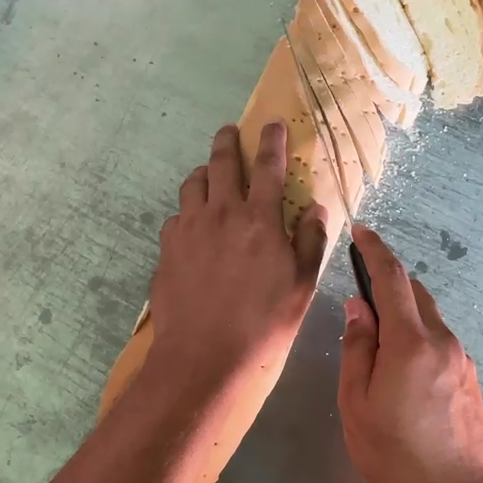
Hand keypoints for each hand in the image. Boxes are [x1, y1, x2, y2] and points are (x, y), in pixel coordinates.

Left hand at [146, 122, 328, 384]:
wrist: (204, 359)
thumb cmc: (264, 326)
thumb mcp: (301, 287)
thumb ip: (308, 242)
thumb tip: (316, 208)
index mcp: (259, 220)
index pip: (267, 167)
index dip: (271, 142)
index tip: (272, 123)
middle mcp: (221, 214)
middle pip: (221, 164)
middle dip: (227, 142)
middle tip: (229, 130)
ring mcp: (189, 229)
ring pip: (193, 184)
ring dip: (203, 172)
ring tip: (208, 174)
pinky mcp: (167, 249)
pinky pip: (177, 216)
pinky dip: (187, 211)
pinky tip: (192, 225)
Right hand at [338, 225, 482, 482]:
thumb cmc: (393, 453)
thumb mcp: (356, 402)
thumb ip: (357, 348)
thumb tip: (359, 307)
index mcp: (411, 342)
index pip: (392, 279)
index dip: (375, 251)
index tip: (361, 231)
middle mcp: (443, 341)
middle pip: (415, 293)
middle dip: (388, 282)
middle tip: (359, 296)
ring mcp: (461, 360)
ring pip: (429, 318)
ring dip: (403, 313)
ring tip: (376, 342)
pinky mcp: (469, 379)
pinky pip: (438, 341)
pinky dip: (417, 336)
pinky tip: (400, 369)